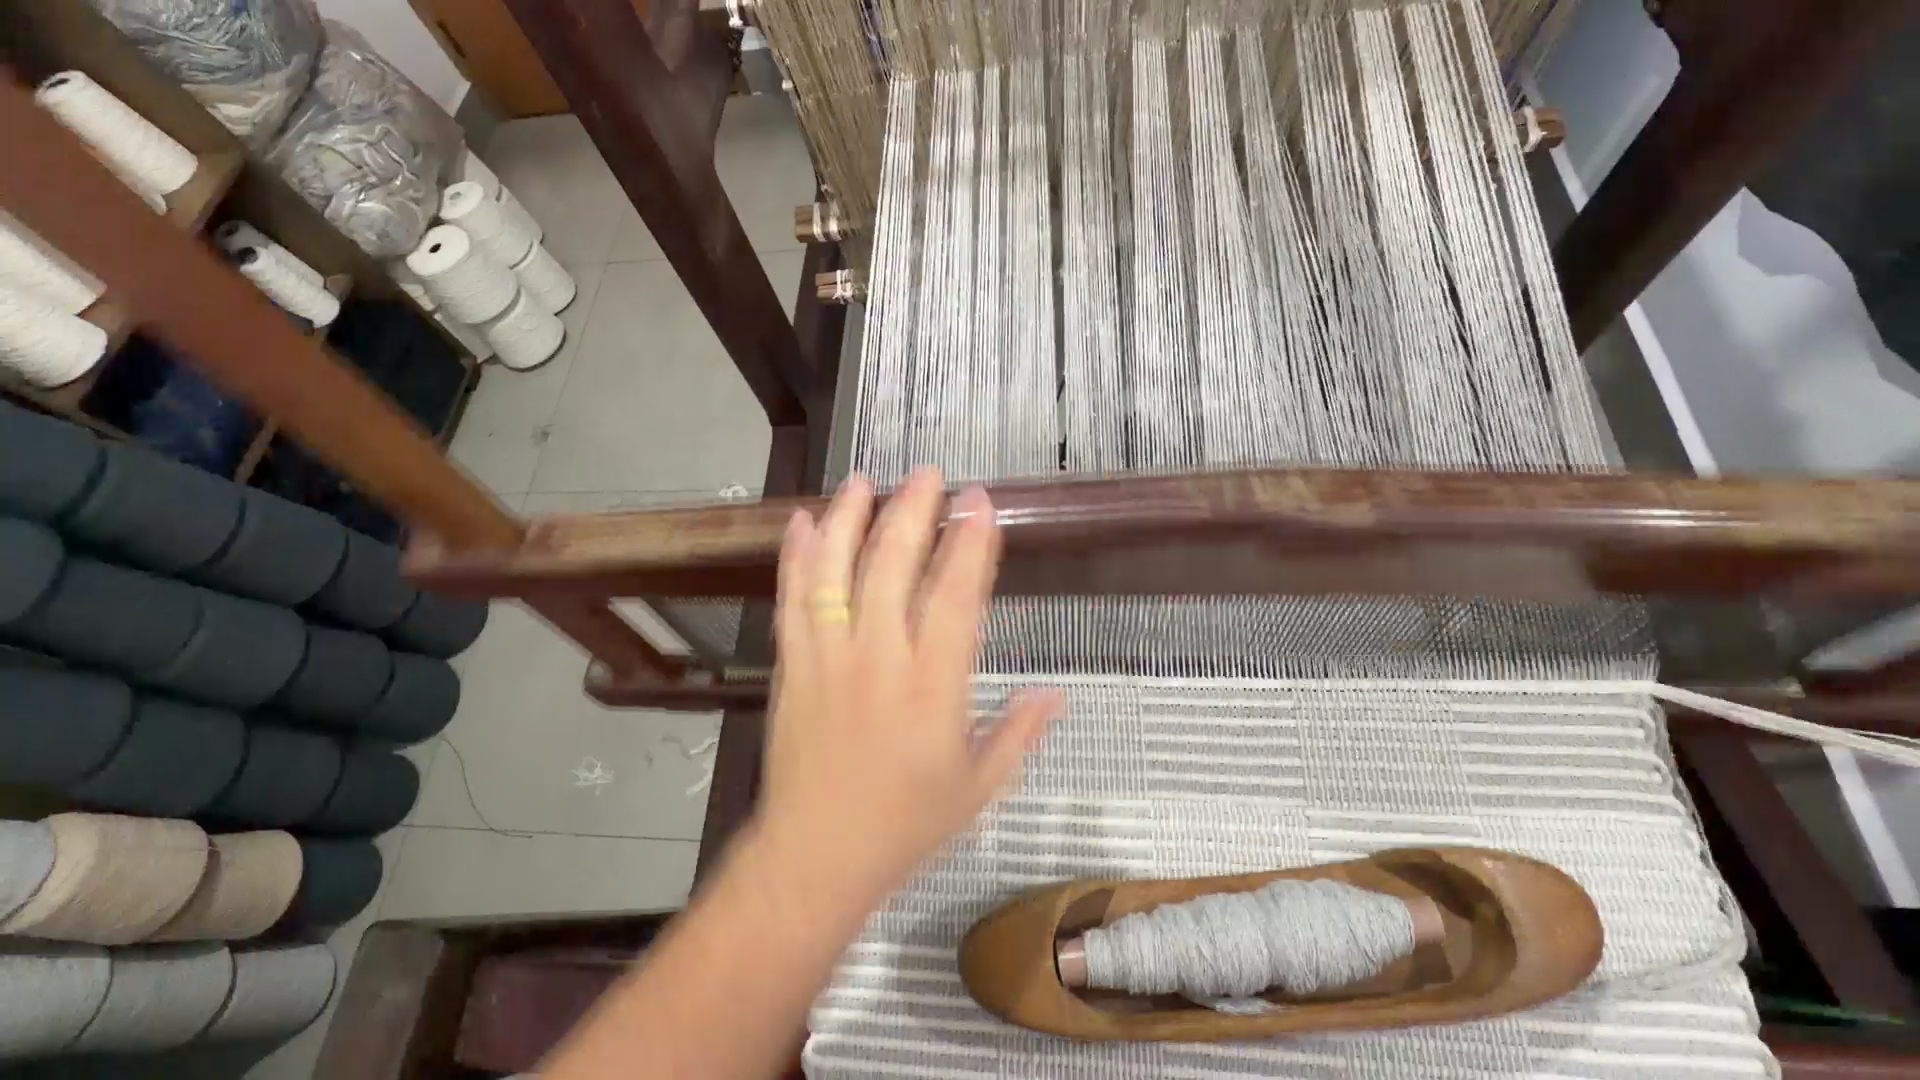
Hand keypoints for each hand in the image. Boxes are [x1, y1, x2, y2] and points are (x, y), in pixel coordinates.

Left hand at [749, 467, 1061, 905]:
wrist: (817, 855)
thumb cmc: (905, 825)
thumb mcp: (979, 786)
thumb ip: (1019, 733)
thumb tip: (1057, 694)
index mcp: (933, 689)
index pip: (954, 597)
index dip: (969, 544)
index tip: (979, 503)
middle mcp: (879, 662)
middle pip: (892, 567)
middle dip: (912, 512)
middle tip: (927, 474)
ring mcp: (829, 660)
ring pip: (834, 573)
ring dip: (847, 520)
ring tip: (862, 481)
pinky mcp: (794, 668)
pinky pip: (792, 602)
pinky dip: (796, 558)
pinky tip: (800, 523)